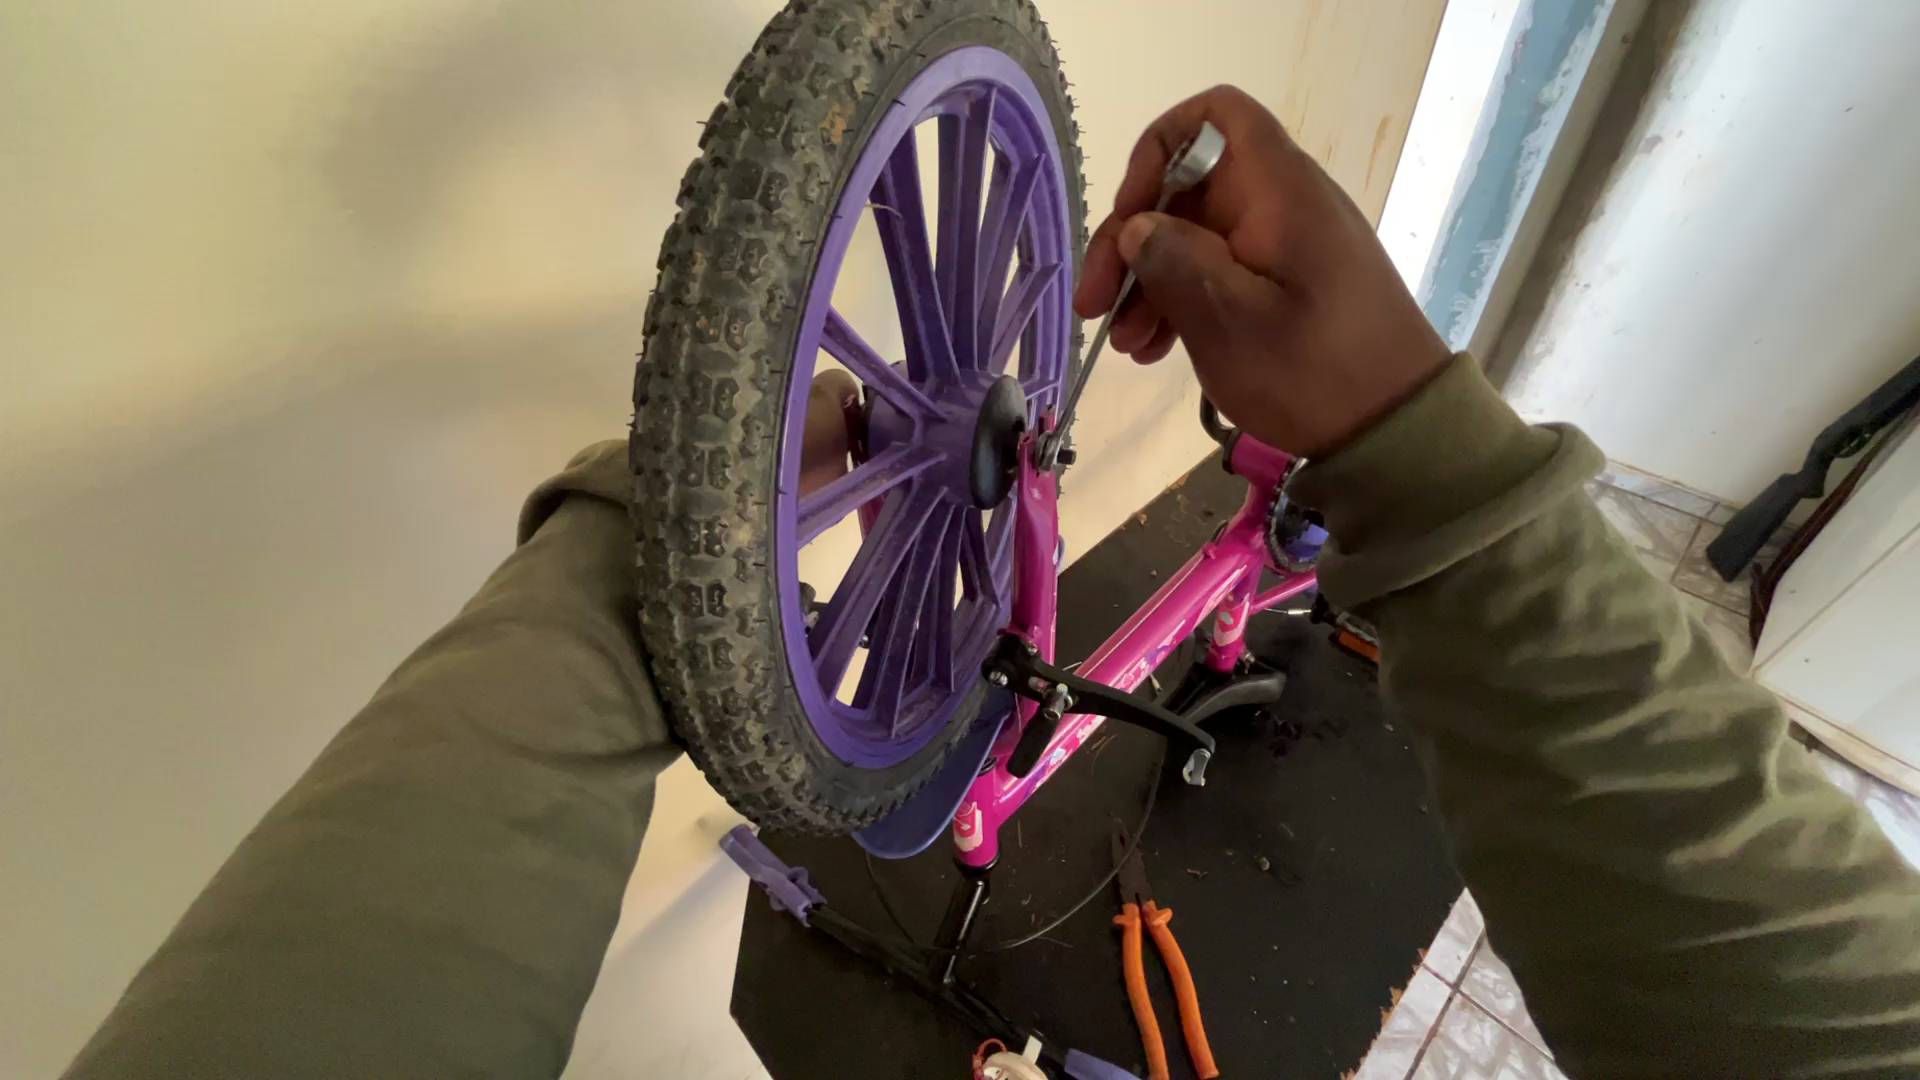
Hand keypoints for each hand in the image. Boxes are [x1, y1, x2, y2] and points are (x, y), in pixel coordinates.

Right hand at [1073, 86, 1450, 457]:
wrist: (1388, 425)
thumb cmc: (1310, 371)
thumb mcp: (1229, 322)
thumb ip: (1176, 264)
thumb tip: (1135, 228)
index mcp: (1274, 191)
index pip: (1211, 118)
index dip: (1155, 155)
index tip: (1127, 221)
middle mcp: (1275, 206)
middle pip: (1184, 192)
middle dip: (1129, 245)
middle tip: (1092, 309)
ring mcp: (1275, 248)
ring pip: (1190, 240)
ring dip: (1146, 286)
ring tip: (1125, 347)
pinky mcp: (1276, 287)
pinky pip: (1212, 275)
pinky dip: (1176, 305)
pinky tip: (1152, 351)